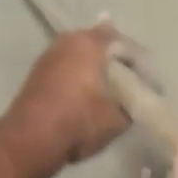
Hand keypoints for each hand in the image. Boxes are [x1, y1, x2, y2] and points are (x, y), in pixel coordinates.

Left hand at [0, 23, 131, 176]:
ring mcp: (50, 53)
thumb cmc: (79, 121)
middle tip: (129, 78)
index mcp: (90, 43)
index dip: (137, 58)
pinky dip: (78, 73)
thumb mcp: (118, 117)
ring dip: (94, 65)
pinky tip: (85, 91)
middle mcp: (69, 39)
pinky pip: (66, 64)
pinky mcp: (38, 70)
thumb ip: (134, 99)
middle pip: (99, 42)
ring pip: (80, 52)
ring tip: (109, 86)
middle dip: (115, 58)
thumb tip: (142, 93)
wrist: (31, 138)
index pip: (121, 40)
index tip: (147, 76)